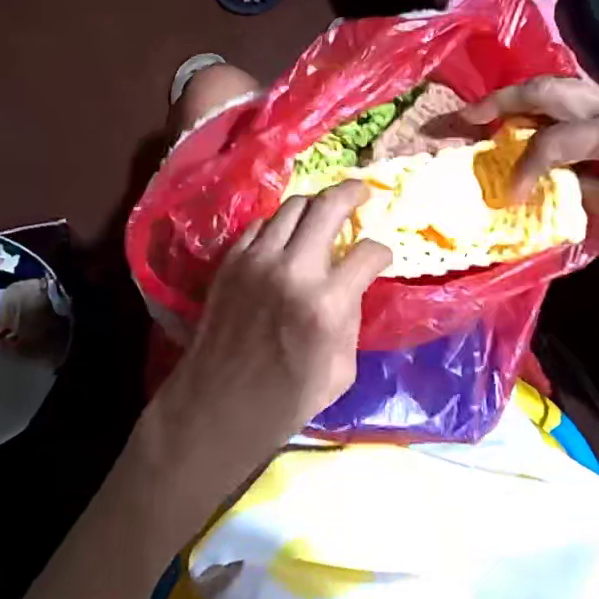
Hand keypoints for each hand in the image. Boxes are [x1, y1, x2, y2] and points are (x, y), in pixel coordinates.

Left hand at [145, 181, 390, 487]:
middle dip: (352, 194)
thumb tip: (353, 284)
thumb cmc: (286, 399)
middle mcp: (292, 271)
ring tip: (325, 212)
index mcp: (326, 304)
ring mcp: (256, 261)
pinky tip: (288, 236)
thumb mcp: (341, 369)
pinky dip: (281, 224)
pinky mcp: (231, 261)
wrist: (217, 405)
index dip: (381, 253)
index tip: (381, 257)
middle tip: (361, 193)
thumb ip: (351, 317)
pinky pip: (262, 224)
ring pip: (293, 207)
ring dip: (315, 206)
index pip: (367, 253)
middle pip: (328, 207)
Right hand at [465, 76, 598, 260]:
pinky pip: (574, 103)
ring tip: (482, 116)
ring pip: (559, 89)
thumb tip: (552, 181)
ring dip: (517, 100)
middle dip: (499, 103)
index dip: (524, 169)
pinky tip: (525, 124)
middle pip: (548, 90)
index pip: (553, 140)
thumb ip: (586, 192)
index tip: (508, 199)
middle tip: (460, 118)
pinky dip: (541, 110)